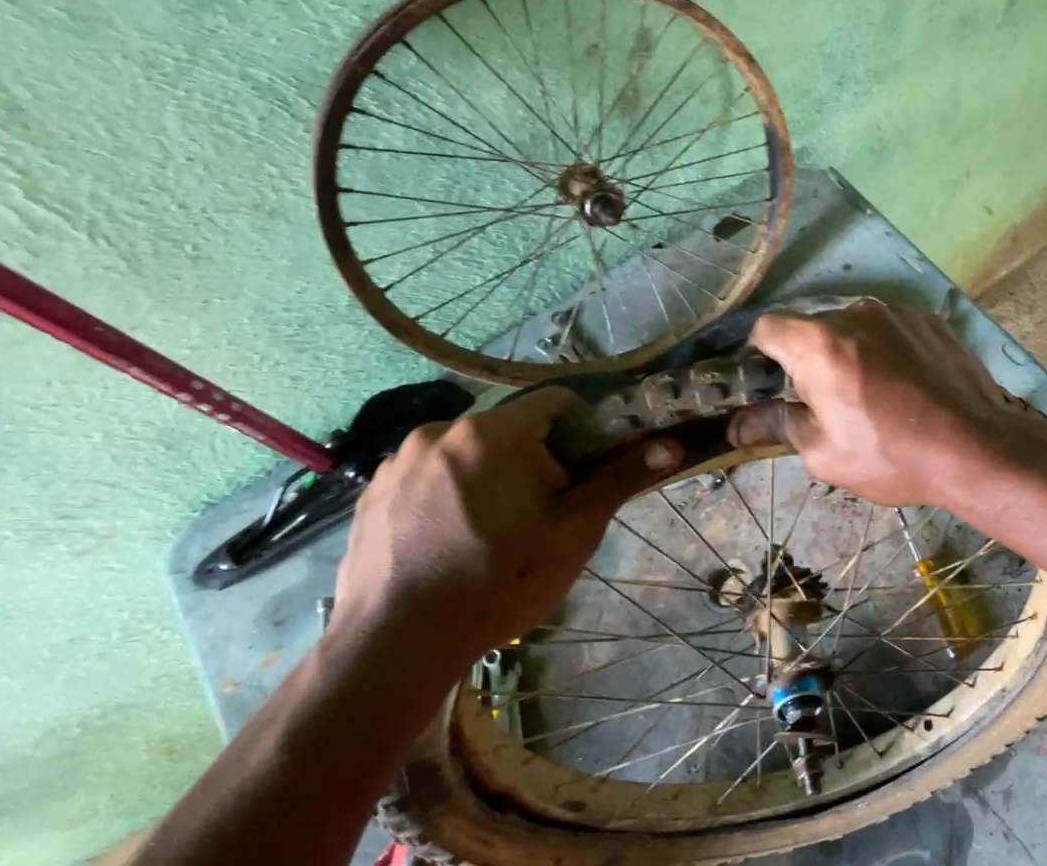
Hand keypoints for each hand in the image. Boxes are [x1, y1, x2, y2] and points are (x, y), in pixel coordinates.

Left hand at [331, 387, 682, 676]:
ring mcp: (400, 460)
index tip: (585, 475)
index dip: (583, 432)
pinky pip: (430, 474)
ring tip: (492, 532)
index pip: (557, 403)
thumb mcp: (573, 532)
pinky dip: (450, 493)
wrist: (396, 644)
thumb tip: (673, 444)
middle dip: (535, 460)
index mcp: (494, 433)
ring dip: (491, 475)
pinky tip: (451, 540)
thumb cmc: (500, 582)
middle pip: (511, 428)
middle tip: (542, 515)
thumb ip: (619, 479)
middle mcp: (442, 430)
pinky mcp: (373, 489)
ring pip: (469, 452)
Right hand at [728, 300, 1042, 505]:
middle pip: (814, 326)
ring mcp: (897, 312)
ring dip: (851, 351)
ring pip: (855, 326)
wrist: (976, 446)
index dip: (762, 354)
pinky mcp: (930, 320)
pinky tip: (907, 385)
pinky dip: (887, 349)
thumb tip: (737, 425)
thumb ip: (777, 426)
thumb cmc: (891, 455)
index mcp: (818, 342)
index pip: (767, 328)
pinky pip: (892, 329)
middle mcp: (855, 313)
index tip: (771, 383)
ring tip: (874, 394)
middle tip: (826, 400)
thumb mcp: (824, 453)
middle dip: (810, 357)